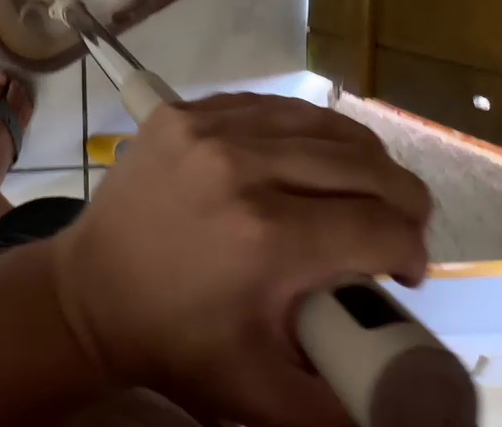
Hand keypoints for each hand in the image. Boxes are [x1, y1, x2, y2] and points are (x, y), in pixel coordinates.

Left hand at [50, 93, 431, 426]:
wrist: (89, 291)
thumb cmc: (175, 342)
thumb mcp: (259, 395)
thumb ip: (340, 409)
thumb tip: (407, 405)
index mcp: (267, 238)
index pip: (379, 227)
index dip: (412, 253)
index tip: (405, 273)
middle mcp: (243, 167)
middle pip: (362, 165)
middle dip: (402, 200)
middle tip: (397, 229)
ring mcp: (210, 127)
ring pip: (322, 124)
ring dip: (360, 157)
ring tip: (364, 189)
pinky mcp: (184, 110)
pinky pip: (271, 106)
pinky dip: (304, 129)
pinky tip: (311, 156)